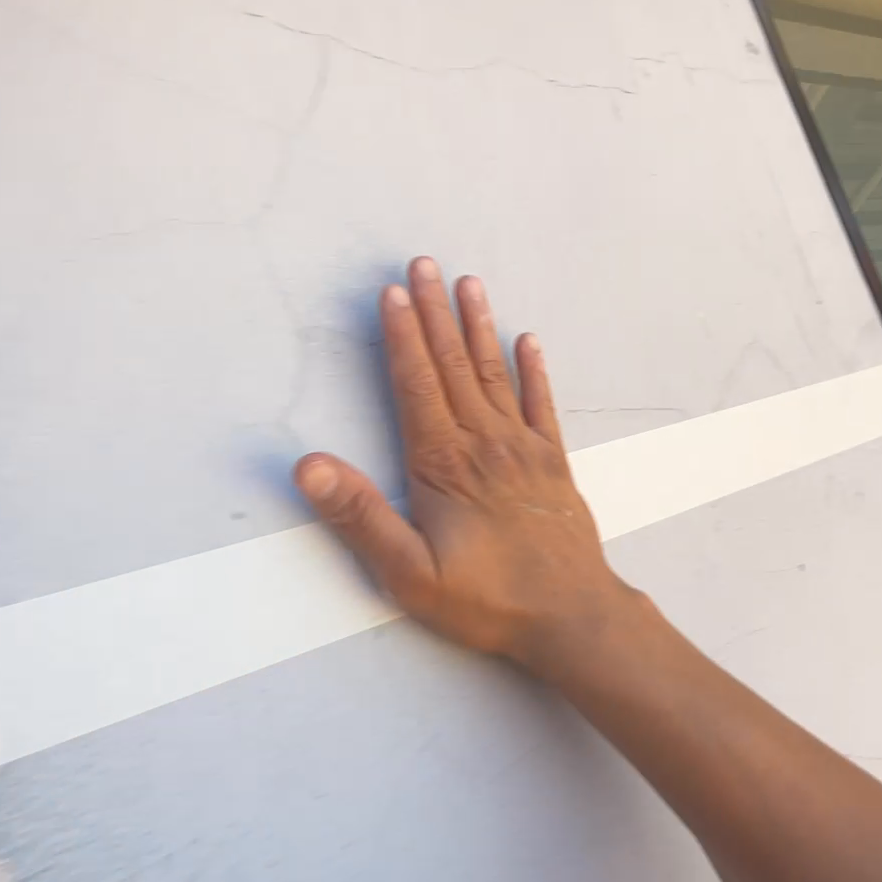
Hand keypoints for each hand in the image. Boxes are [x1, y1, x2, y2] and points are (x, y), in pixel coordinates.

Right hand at [294, 257, 642, 668]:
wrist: (572, 617)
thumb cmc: (488, 600)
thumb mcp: (409, 573)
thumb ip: (360, 518)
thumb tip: (310, 466)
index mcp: (443, 464)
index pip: (416, 384)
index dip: (401, 337)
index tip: (391, 293)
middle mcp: (483, 443)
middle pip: (454, 366)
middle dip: (434, 313)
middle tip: (424, 265)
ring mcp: (523, 449)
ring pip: (495, 374)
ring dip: (479, 327)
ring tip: (468, 285)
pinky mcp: (553, 463)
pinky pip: (541, 405)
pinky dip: (533, 371)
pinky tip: (528, 341)